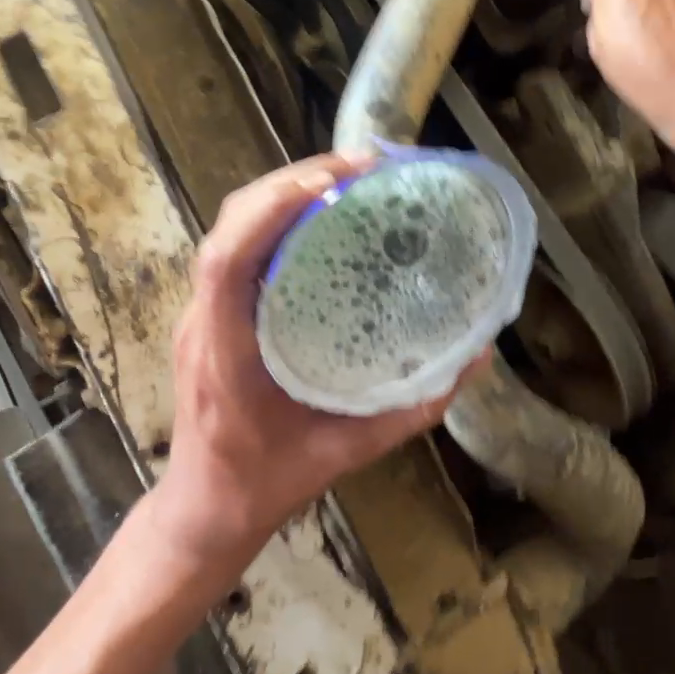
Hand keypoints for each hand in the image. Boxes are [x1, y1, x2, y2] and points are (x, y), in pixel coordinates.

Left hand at [157, 153, 462, 557]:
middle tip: (361, 164)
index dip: (273, 209)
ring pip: (230, 225)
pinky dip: (277, 214)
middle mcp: (205, 318)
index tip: (333, 183)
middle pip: (230, 222)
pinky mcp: (211, 310)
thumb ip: (411, 410)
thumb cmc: (266, 483)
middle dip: (291, 180)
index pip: (228, 259)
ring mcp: (201, 311)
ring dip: (283, 190)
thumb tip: (473, 360)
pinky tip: (323, 214)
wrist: (204, 509)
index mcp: (225, 350)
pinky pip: (239, 243)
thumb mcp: (346, 452)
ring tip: (347, 176)